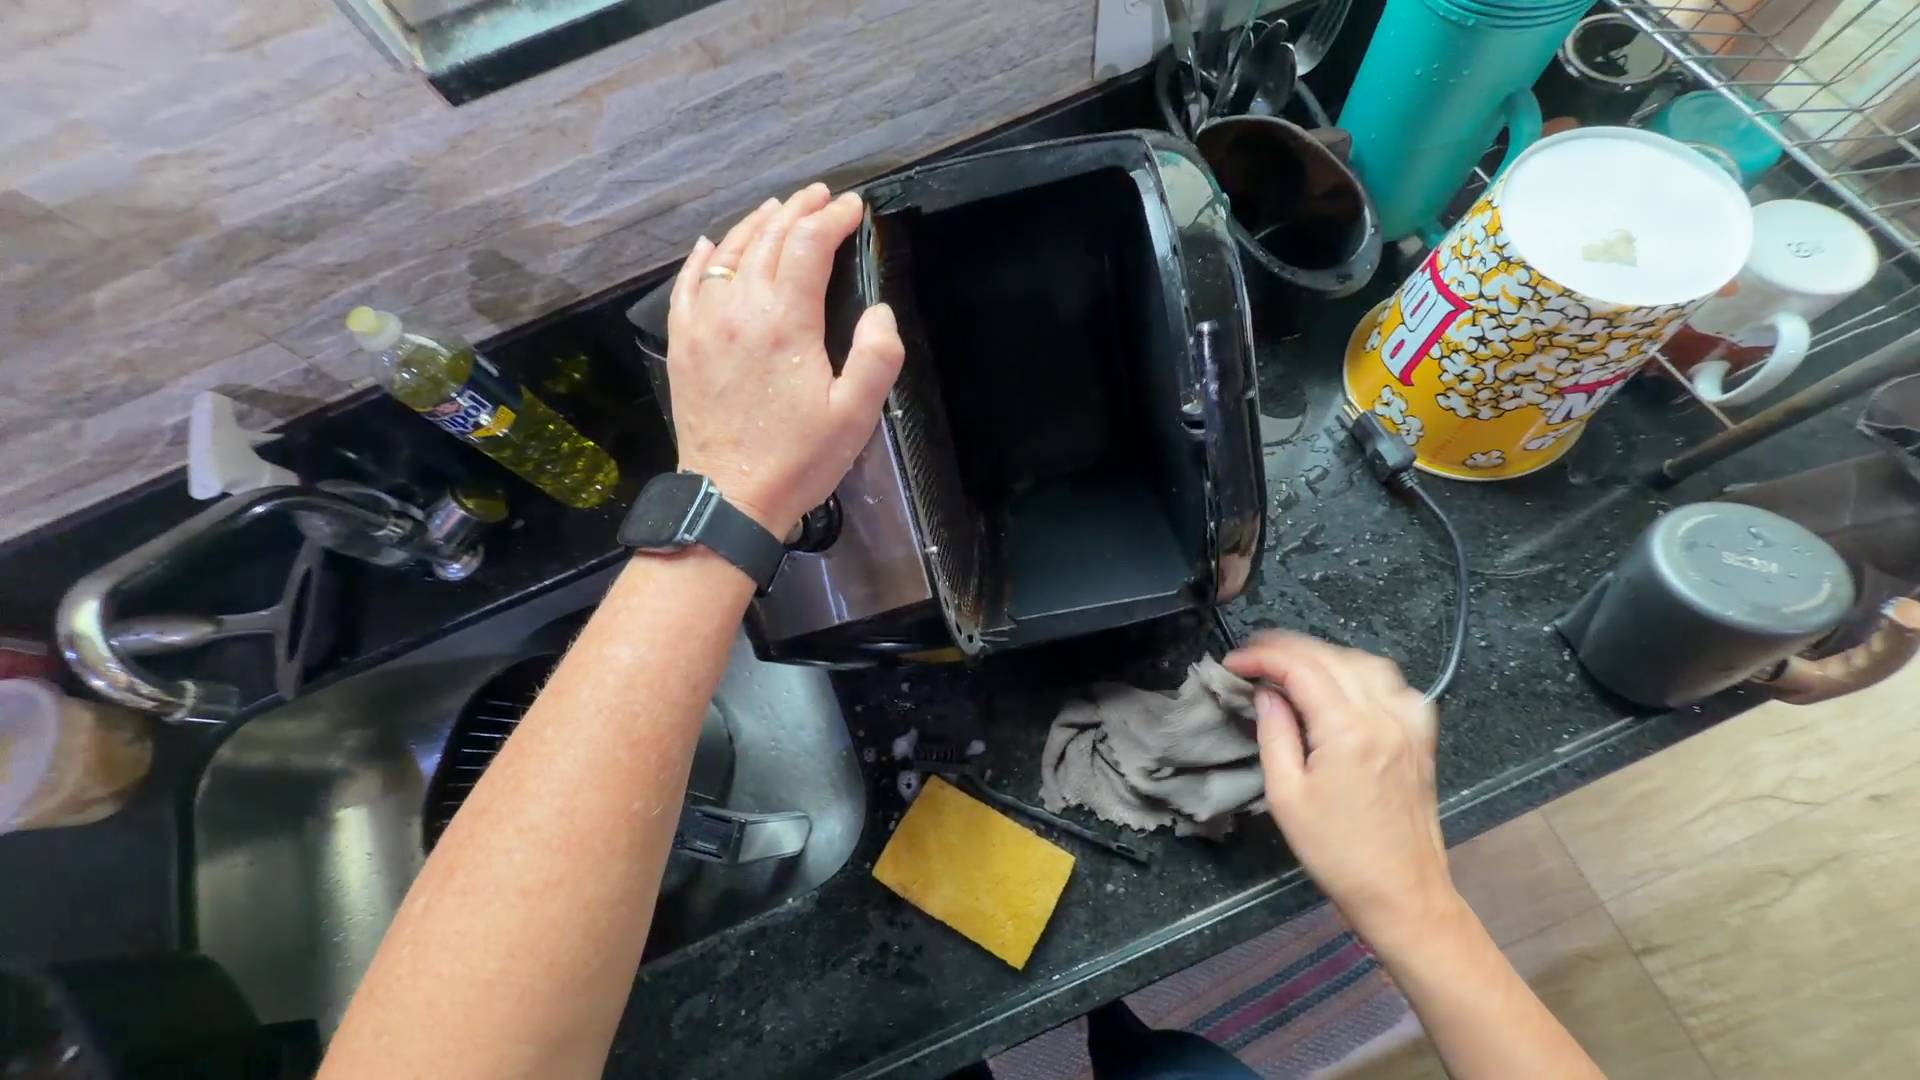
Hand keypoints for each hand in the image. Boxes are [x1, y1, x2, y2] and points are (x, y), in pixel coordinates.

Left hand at [666, 184, 904, 535]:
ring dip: (757, 224)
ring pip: (729, 254)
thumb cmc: (799, 459)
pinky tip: (714, 245)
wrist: (730, 498)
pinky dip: (705, 257)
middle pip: (768, 239)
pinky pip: (689, 284)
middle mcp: (740, 310)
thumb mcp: (856, 415)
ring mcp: (704, 324)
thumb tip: (879, 310)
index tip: (855, 209)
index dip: (834, 219)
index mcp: (785, 322)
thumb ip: (877, 356)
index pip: (809, 246)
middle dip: (799, 210)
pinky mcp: (684, 344)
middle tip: (823, 197)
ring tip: (779, 209)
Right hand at [1224, 633, 1457, 941]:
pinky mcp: (1422, 739)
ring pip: (1366, 663)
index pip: (1300, 668)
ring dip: (1325, 656)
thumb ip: (1274, 733)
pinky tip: (1345, 686)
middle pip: (1332, 657)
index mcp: (1348, 731)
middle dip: (1287, 649)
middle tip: (1252, 659)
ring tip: (1292, 667)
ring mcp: (1410, 726)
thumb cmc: (1335, 852)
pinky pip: (1396, 686)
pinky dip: (1364, 674)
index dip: (1261, 658)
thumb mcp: (1286, 795)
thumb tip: (1266, 693)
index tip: (1232, 664)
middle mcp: (1384, 717)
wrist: (1402, 895)